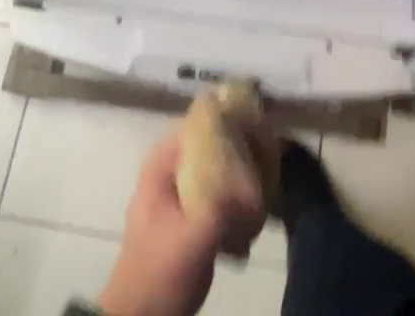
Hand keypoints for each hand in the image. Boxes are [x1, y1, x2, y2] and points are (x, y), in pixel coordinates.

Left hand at [98, 130, 264, 315]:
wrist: (141, 315)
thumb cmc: (159, 271)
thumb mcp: (193, 237)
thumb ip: (224, 207)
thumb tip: (258, 186)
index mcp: (164, 163)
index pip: (201, 122)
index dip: (232, 119)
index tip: (264, 125)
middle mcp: (173, 169)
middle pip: (215, 144)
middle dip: (246, 152)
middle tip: (274, 162)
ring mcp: (182, 192)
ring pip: (223, 170)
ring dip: (246, 180)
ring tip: (268, 191)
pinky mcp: (194, 216)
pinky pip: (224, 196)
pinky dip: (240, 204)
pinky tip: (255, 221)